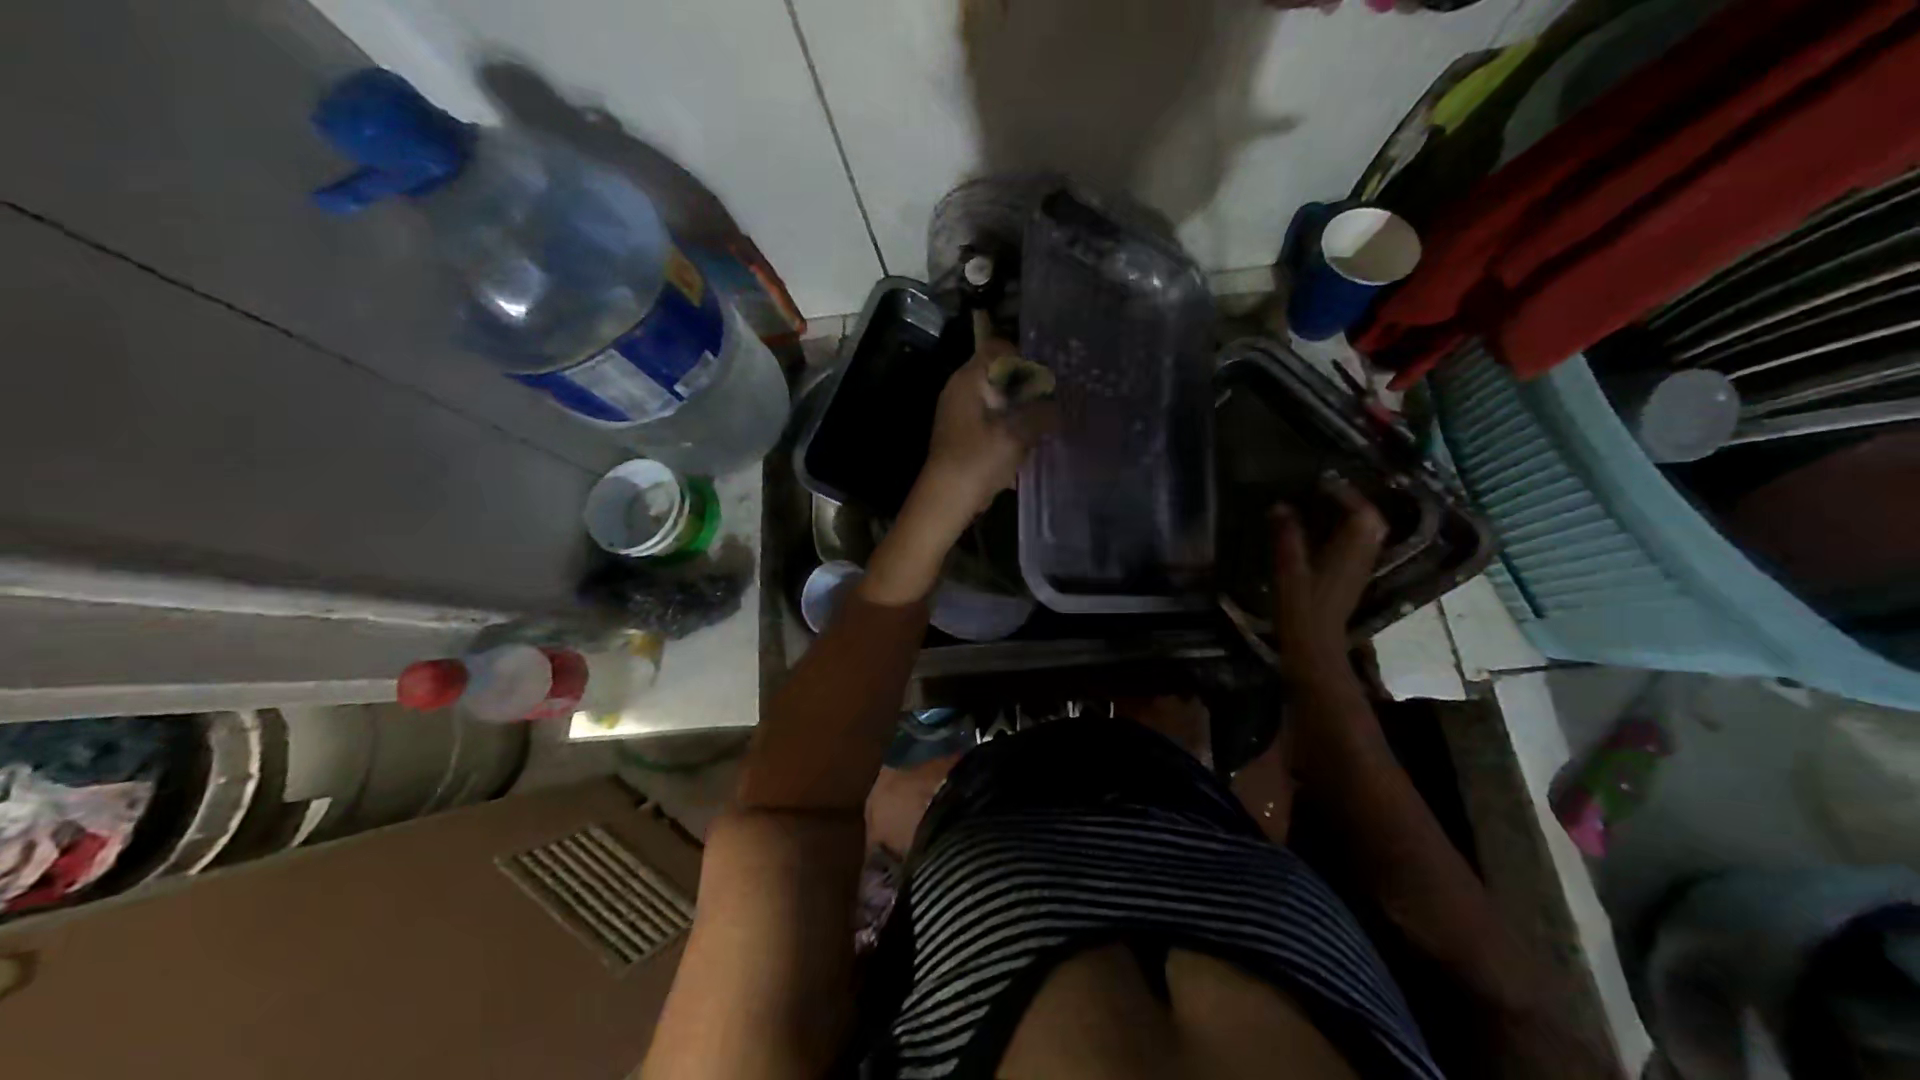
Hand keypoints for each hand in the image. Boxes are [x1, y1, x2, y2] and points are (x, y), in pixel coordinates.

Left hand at [915, 313, 1053, 529]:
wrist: (946, 499)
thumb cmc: (978, 460)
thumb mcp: (1017, 435)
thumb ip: (1042, 414)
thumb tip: (1060, 407)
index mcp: (969, 380)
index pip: (997, 348)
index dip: (1024, 357)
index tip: (1046, 377)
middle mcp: (960, 390)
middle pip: (999, 374)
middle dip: (1027, 386)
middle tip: (1053, 400)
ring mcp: (960, 413)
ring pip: (997, 398)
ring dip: (1020, 408)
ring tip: (1046, 422)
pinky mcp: (963, 434)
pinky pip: (992, 419)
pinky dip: (1009, 426)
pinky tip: (1027, 442)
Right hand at [1269, 476, 1387, 686]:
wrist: (1314, 650)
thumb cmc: (1301, 610)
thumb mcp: (1288, 570)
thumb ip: (1286, 537)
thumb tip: (1280, 505)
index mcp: (1350, 553)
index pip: (1362, 513)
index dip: (1346, 494)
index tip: (1321, 483)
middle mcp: (1361, 558)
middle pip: (1370, 522)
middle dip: (1353, 503)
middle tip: (1326, 492)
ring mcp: (1358, 571)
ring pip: (1365, 535)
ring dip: (1349, 517)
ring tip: (1322, 507)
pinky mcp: (1349, 581)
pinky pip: (1354, 547)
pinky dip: (1342, 534)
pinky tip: (1320, 535)